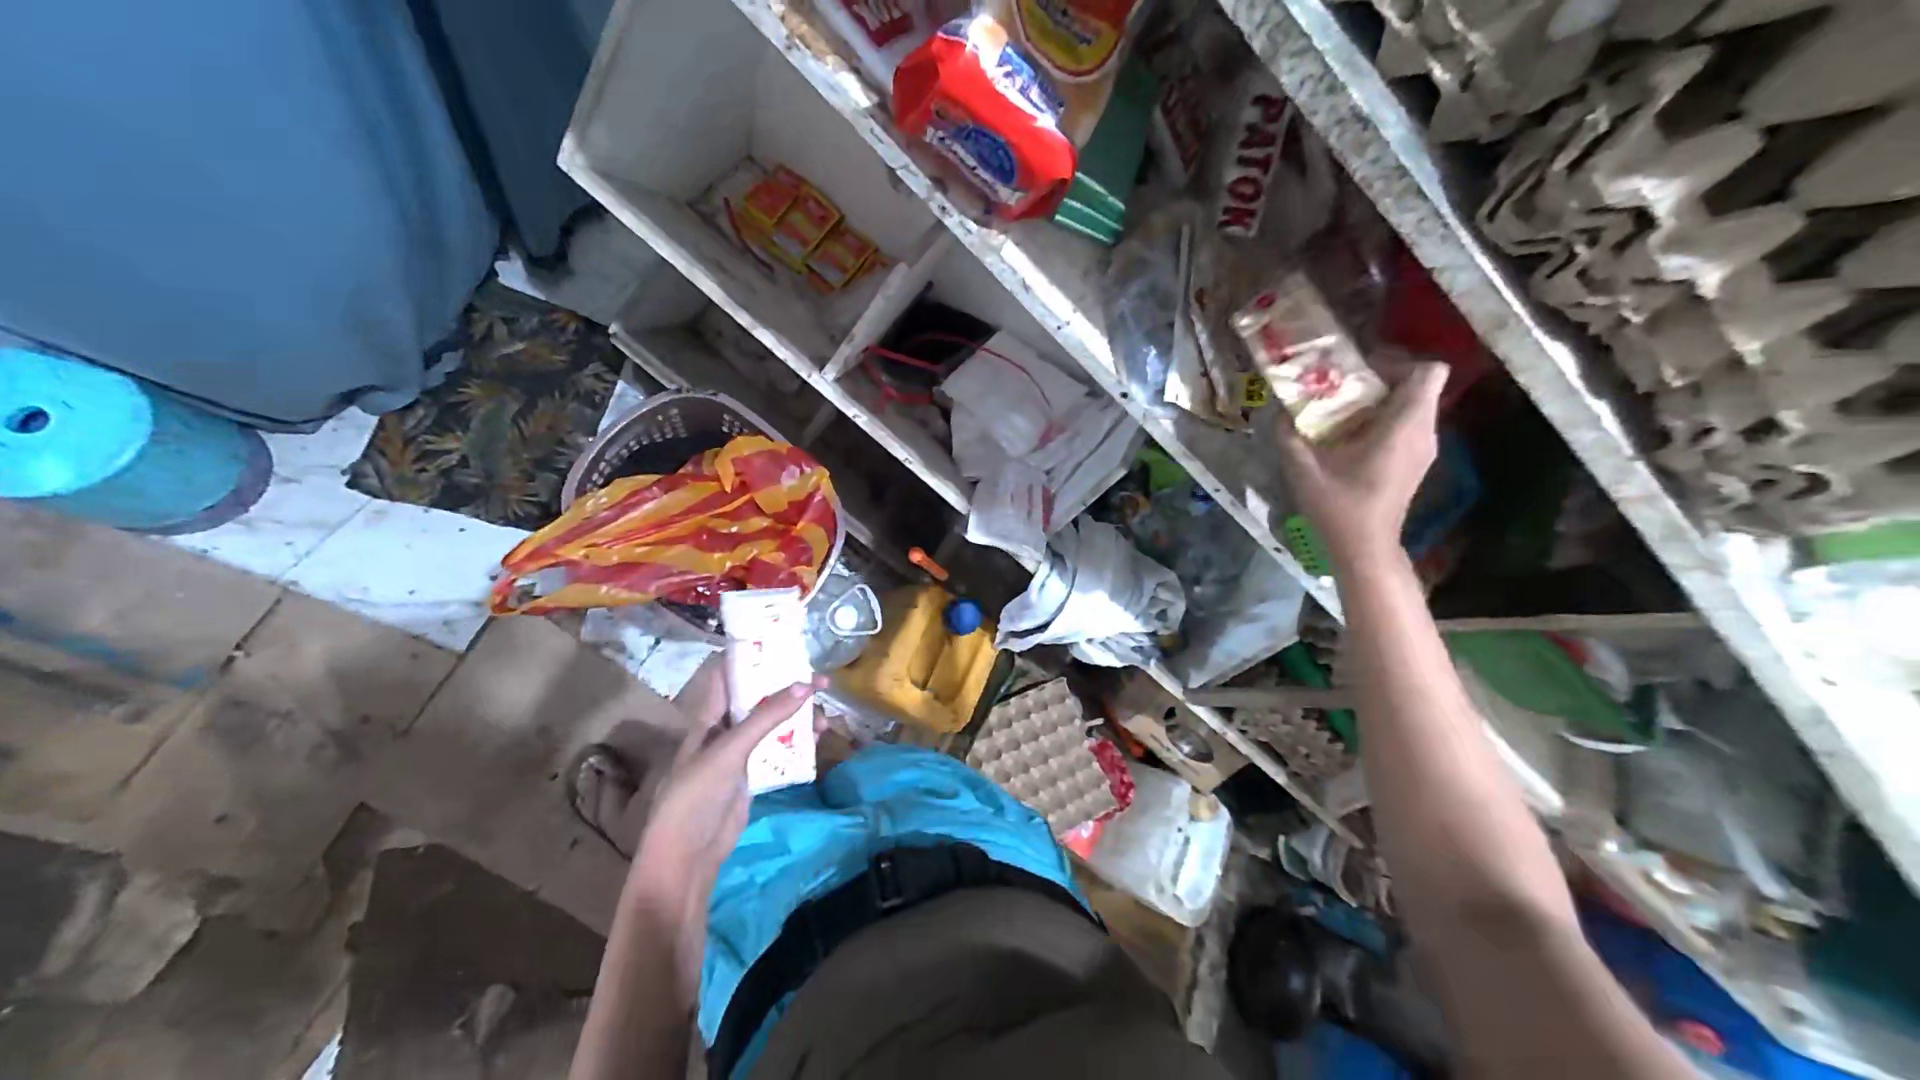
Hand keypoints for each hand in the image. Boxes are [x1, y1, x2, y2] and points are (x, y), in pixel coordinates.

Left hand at [625, 669, 826, 991]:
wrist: (687, 855)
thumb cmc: (697, 795)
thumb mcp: (729, 750)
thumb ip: (767, 717)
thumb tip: (806, 685)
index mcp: (709, 717)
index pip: (728, 675)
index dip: (751, 656)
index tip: (782, 641)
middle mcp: (724, 730)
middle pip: (759, 699)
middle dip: (787, 686)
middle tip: (820, 678)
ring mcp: (740, 754)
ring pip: (774, 725)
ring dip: (798, 716)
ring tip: (826, 712)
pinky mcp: (753, 777)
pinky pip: (780, 750)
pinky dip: (799, 742)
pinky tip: (819, 738)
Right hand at [1275, 357, 1447, 564]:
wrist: (1364, 547)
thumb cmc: (1338, 506)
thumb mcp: (1302, 467)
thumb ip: (1288, 432)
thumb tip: (1279, 407)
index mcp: (1403, 426)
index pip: (1429, 371)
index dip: (1397, 362)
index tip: (1360, 372)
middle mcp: (1424, 431)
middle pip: (1419, 384)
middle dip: (1383, 378)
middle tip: (1344, 387)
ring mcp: (1425, 448)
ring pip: (1415, 403)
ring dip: (1383, 399)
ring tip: (1345, 411)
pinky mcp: (1418, 460)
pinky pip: (1410, 423)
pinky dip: (1385, 418)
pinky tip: (1353, 436)